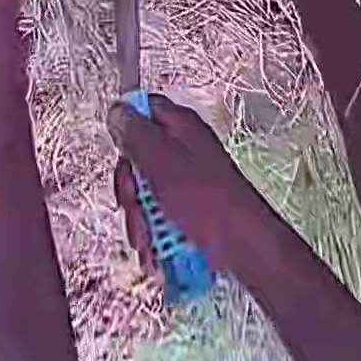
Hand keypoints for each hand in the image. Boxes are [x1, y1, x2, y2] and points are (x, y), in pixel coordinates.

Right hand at [108, 94, 271, 272]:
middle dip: (131, 189)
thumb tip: (117, 110)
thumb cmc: (207, 200)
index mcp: (179, 125)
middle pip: (138, 157)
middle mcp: (183, 147)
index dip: (126, 129)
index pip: (143, 109)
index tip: (122, 154)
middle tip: (136, 205)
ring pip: (145, 192)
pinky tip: (158, 251)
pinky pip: (158, 215)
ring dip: (140, 219)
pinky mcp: (189, 208)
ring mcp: (186, 179)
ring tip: (150, 239)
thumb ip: (135, 133)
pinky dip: (154, 235)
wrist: (244, 247)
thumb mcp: (160, 160)